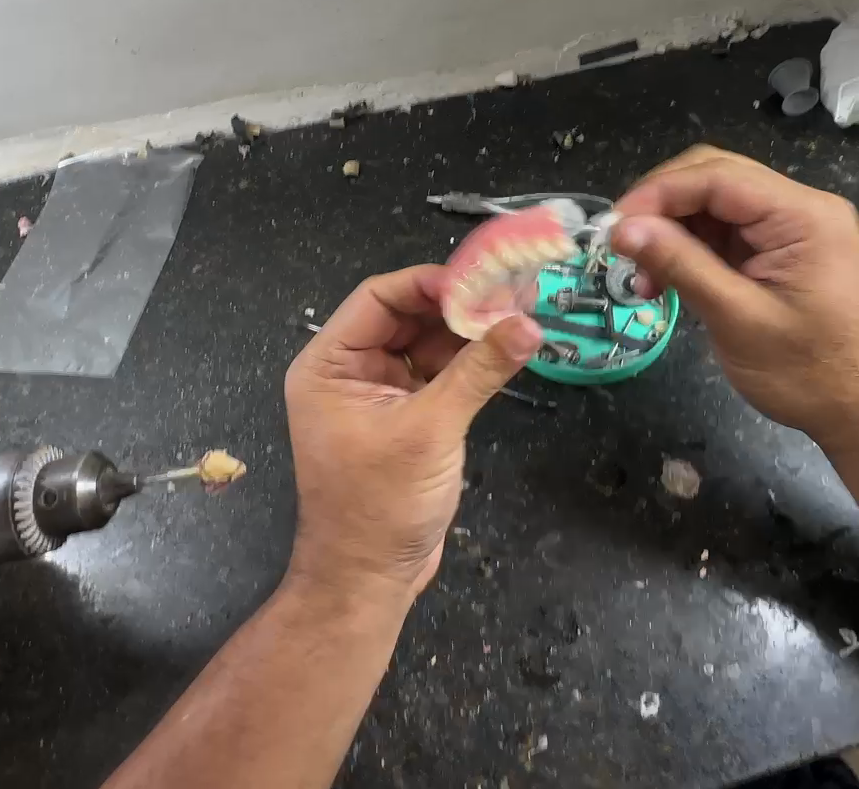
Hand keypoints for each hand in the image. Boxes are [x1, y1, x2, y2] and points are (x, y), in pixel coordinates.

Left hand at [283, 265, 541, 596]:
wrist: (370, 580)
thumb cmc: (380, 504)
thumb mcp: (429, 431)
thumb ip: (478, 372)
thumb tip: (529, 324)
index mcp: (330, 364)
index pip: (378, 298)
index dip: (429, 283)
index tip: (482, 279)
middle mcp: (350, 370)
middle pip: (407, 316)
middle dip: (457, 306)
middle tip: (512, 292)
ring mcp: (380, 392)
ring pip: (427, 343)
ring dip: (468, 332)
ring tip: (518, 313)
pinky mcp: (407, 415)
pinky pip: (439, 373)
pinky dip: (469, 362)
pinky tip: (505, 349)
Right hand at [612, 146, 858, 443]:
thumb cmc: (807, 372)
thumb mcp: (736, 317)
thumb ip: (680, 264)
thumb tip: (622, 228)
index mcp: (802, 215)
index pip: (716, 176)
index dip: (658, 192)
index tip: (614, 225)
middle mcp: (800, 208)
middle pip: (714, 179)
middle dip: (661, 208)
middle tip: (622, 246)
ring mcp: (791, 229)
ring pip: (713, 206)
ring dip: (671, 233)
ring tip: (642, 278)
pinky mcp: (779, 252)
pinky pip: (724, 234)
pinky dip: (689, 252)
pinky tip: (665, 282)